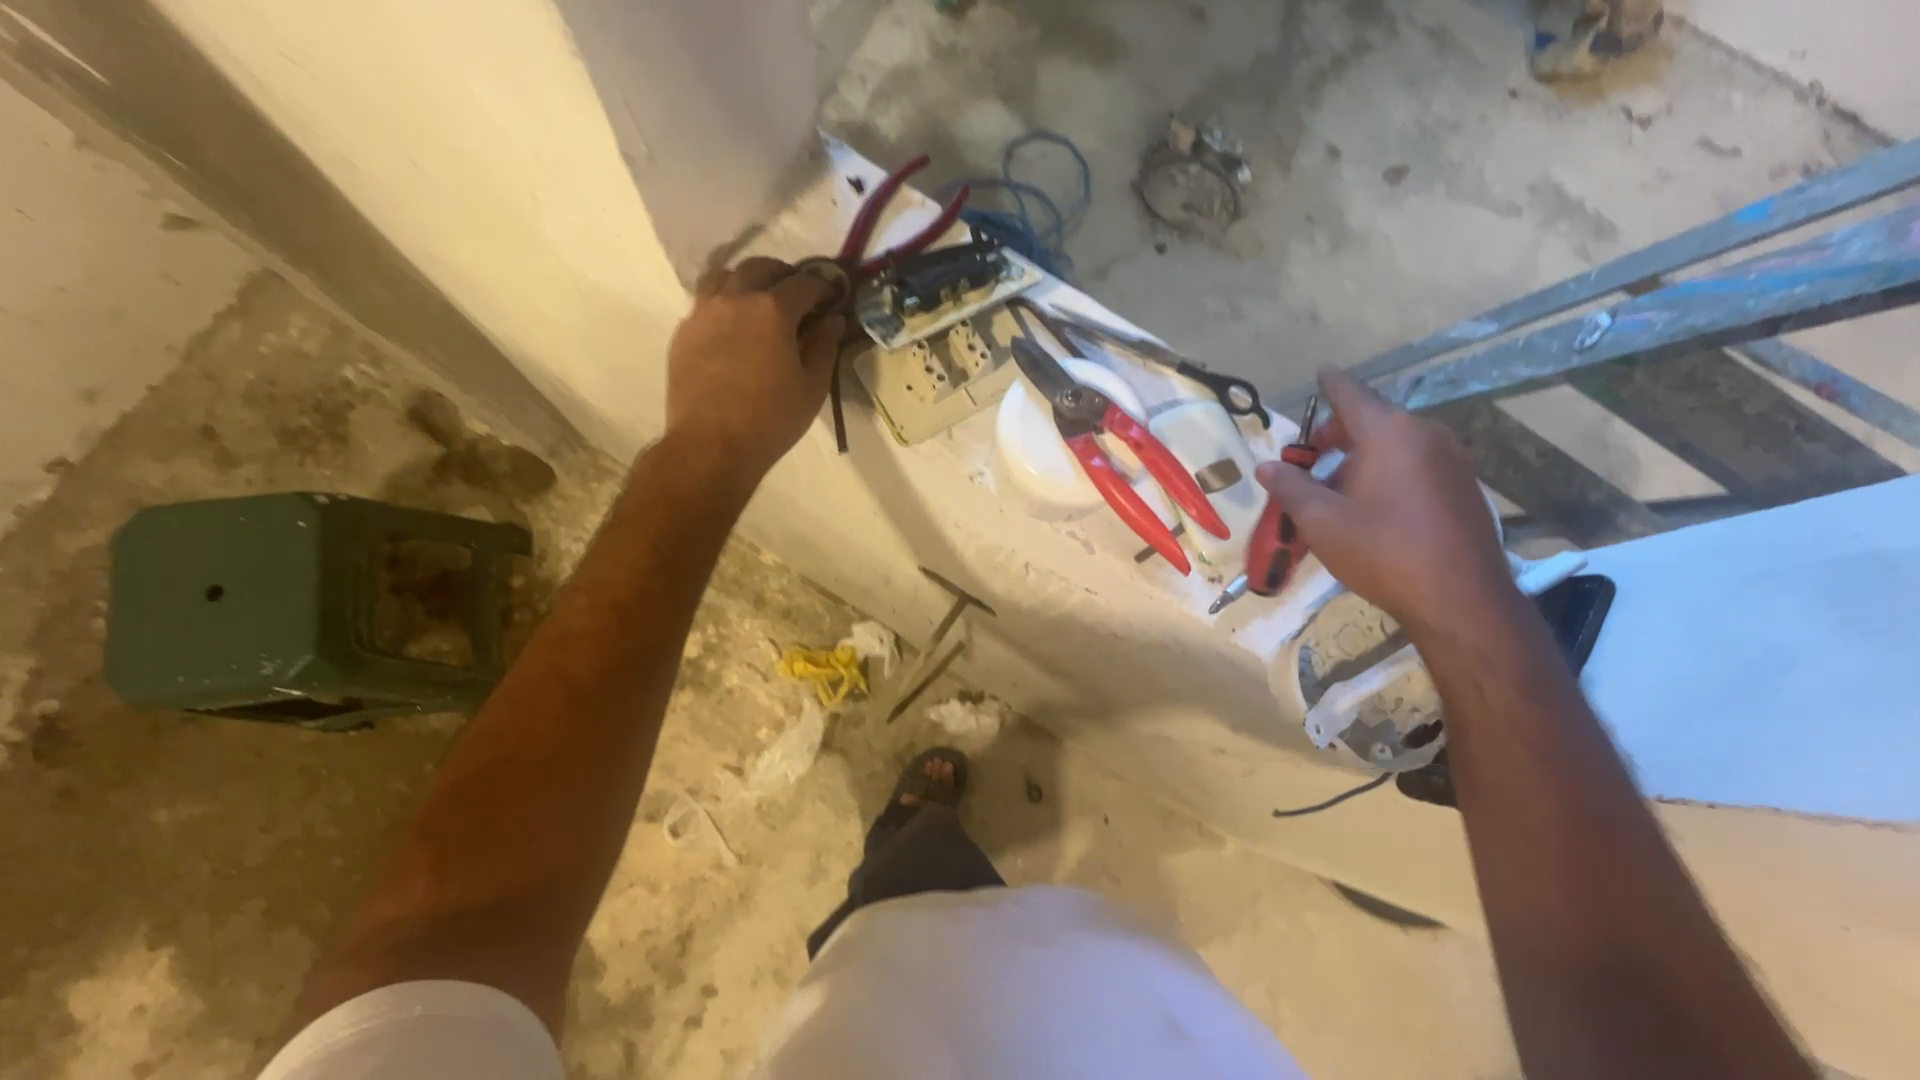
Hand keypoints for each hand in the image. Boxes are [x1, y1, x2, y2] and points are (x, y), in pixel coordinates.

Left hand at [666, 257, 845, 480]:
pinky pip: (704, 301)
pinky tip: (732, 325)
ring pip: (725, 276)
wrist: (710, 445)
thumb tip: (832, 320)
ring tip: (758, 299)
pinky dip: (723, 301)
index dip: (822, 287)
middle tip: (796, 293)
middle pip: (760, 268)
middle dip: (783, 274)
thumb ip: (825, 347)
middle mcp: (735, 299)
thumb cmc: (771, 420)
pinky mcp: (683, 331)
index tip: (830, 297)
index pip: (803, 283)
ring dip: (747, 280)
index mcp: (773, 310)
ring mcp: (703, 312)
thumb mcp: (812, 387)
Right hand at [1255, 368, 1515, 636]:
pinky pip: (1415, 467)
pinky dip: (1388, 476)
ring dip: (1360, 462)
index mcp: (1388, 432)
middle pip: (1371, 422)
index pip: (1350, 393)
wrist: (1460, 598)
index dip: (1329, 384)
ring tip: (1334, 498)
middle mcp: (1425, 434)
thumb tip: (1267, 467)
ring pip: (1394, 448)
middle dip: (1336, 439)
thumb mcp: (1320, 521)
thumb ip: (1290, 487)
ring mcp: (1452, 460)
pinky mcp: (1464, 487)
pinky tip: (1372, 513)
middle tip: (1306, 466)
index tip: (1319, 373)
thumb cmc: (1382, 551)